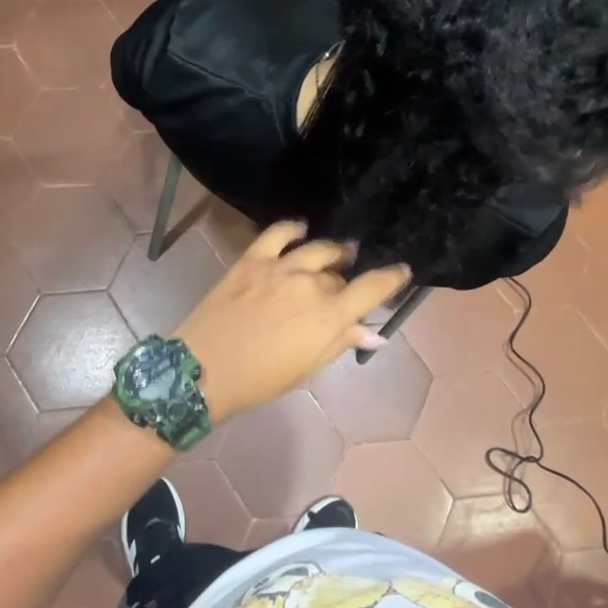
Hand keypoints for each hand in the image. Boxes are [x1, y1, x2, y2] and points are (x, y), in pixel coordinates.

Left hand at [173, 222, 409, 420]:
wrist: (206, 368)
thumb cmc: (261, 379)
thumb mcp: (308, 367)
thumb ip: (340, 342)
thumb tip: (371, 333)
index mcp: (329, 315)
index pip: (372, 287)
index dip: (391, 278)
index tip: (401, 271)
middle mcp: (311, 284)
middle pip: (339, 274)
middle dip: (347, 280)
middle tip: (346, 285)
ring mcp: (281, 267)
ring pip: (318, 249)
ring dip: (332, 251)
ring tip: (338, 252)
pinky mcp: (253, 259)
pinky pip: (278, 234)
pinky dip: (293, 229)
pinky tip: (300, 229)